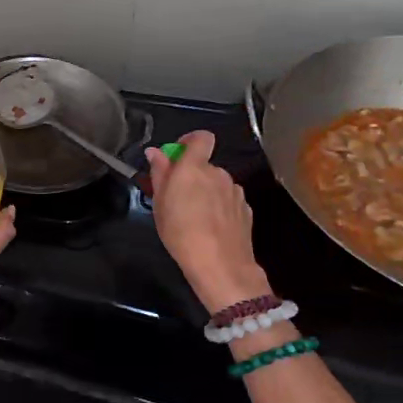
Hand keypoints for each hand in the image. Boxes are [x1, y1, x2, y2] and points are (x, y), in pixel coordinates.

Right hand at [145, 131, 271, 311]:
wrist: (220, 265)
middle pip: (205, 166)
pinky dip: (220, 208)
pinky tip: (212, 228)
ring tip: (195, 219)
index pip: (201, 138)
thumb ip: (160, 173)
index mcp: (195, 168)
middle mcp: (218, 173)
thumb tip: (156, 152)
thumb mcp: (160, 204)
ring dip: (207, 193)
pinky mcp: (246, 209)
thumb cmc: (181, 233)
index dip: (190, 141)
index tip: (177, 156)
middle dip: (193, 176)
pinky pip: (228, 201)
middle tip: (178, 200)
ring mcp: (235, 191)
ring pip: (217, 184)